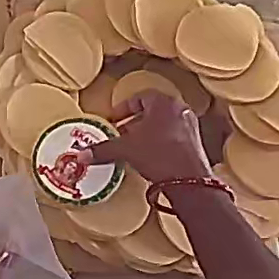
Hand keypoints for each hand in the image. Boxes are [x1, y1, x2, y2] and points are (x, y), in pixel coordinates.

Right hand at [83, 92, 212, 182]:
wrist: (187, 181)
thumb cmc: (160, 155)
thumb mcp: (126, 150)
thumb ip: (104, 149)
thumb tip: (83, 154)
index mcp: (163, 102)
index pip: (139, 98)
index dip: (123, 109)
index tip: (114, 119)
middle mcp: (179, 110)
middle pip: (152, 111)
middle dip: (135, 122)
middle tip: (121, 134)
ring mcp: (190, 126)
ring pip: (164, 124)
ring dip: (148, 133)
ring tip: (134, 147)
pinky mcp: (195, 143)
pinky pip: (173, 137)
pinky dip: (160, 143)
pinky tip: (151, 157)